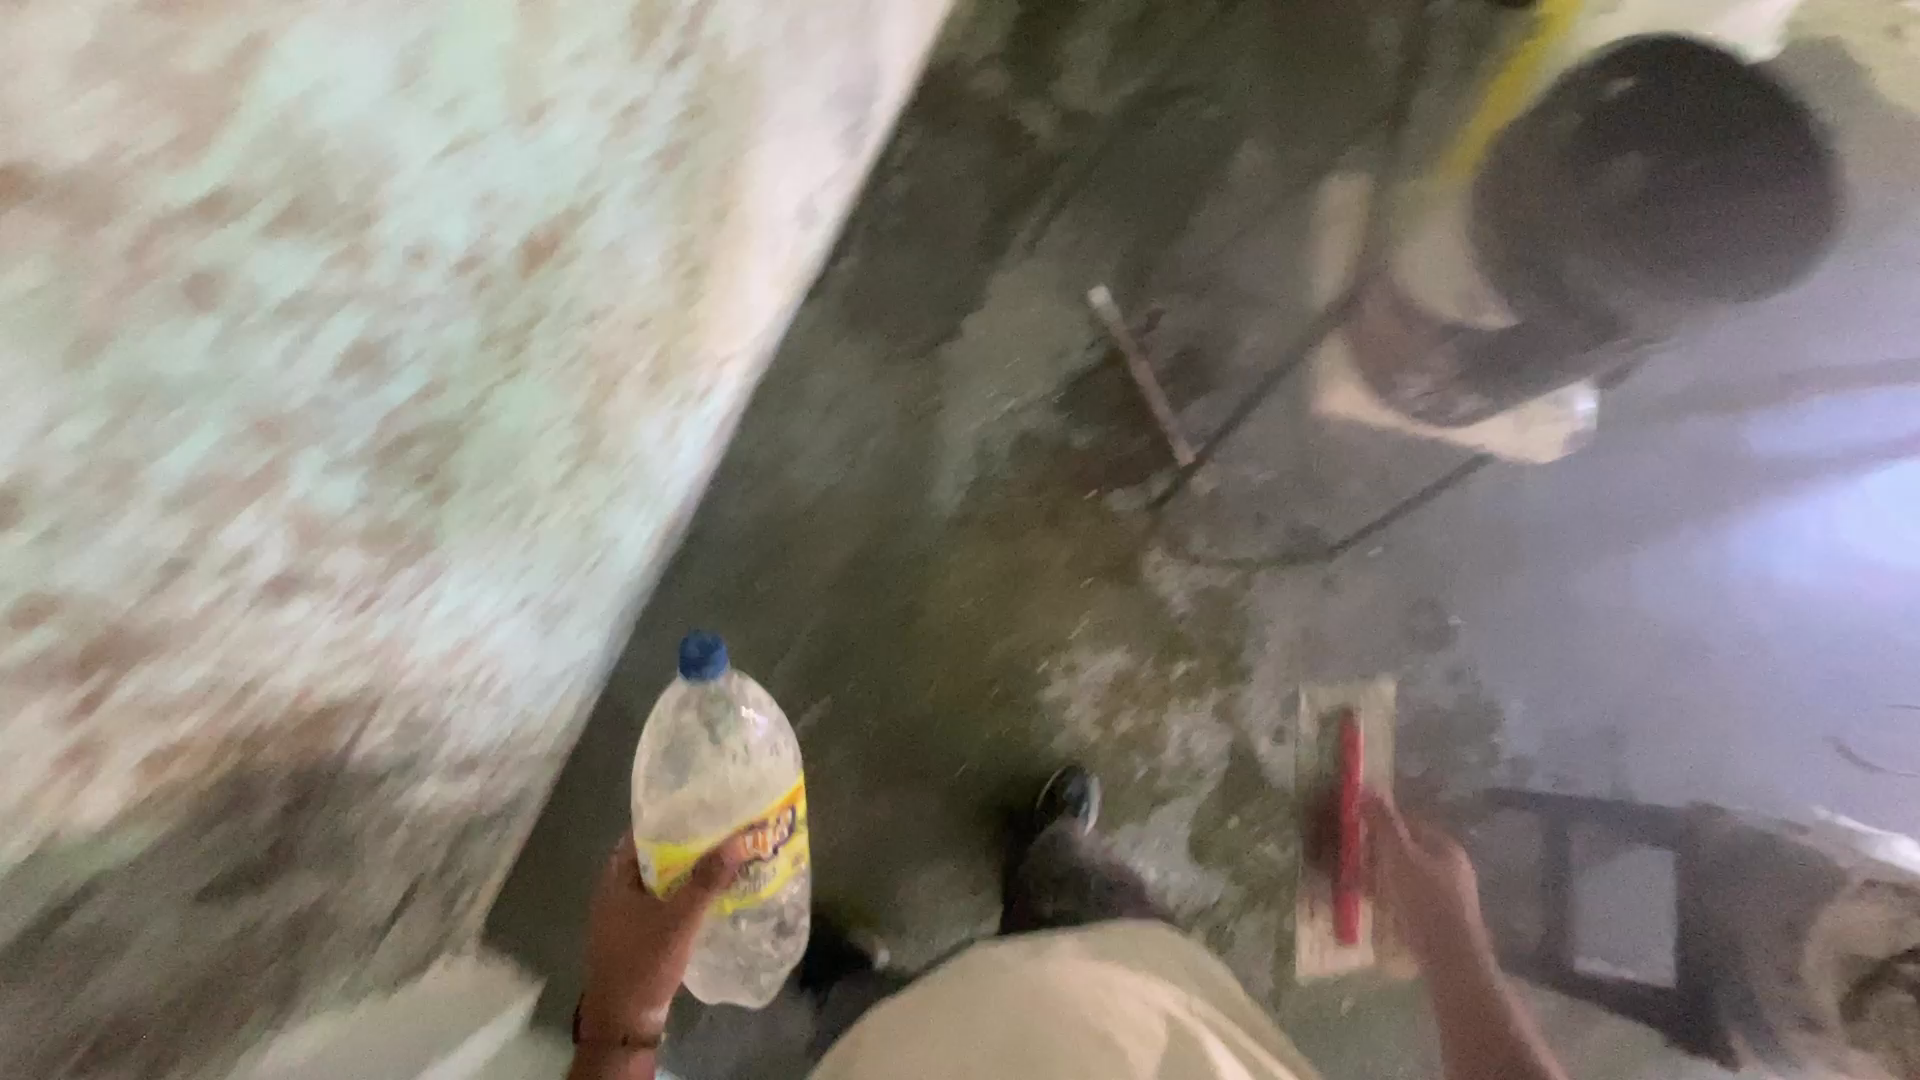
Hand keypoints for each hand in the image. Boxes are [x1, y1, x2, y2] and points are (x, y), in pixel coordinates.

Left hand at [577, 832, 748, 1040]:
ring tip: (724, 852)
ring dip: (688, 868)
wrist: (623, 1023)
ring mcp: (625, 912)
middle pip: (654, 853)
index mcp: (615, 878)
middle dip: (687, 841)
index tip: (704, 804)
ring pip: (661, 878)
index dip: (672, 816)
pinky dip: (684, 890)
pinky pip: (664, 898)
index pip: (643, 832)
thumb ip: (707, 879)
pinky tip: (711, 889)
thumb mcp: (679, 919)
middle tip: (723, 826)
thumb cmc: (643, 963)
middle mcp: (616, 889)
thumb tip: (739, 840)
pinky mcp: (637, 931)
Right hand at [1363, 789, 1492, 970]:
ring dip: (1380, 874)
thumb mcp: (1398, 855)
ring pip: (1404, 872)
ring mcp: (1448, 892)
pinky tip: (1374, 903)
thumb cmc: (1423, 900)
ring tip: (1359, 883)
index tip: (1354, 833)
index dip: (1378, 824)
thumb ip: (1383, 822)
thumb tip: (1367, 786)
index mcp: (1445, 846)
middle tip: (1353, 860)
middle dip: (1377, 851)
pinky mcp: (1440, 915)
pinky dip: (1390, 894)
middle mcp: (1450, 865)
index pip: (1406, 822)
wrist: (1450, 958)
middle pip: (1405, 847)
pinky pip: (1408, 894)